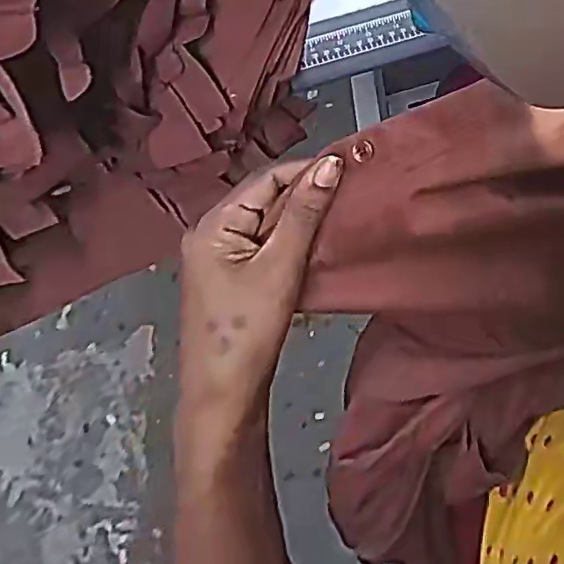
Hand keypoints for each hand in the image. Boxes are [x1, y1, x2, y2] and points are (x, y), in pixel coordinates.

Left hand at [179, 155, 341, 415]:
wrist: (224, 398)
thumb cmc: (247, 332)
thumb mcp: (281, 264)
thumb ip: (305, 210)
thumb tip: (329, 165)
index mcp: (213, 224)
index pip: (267, 178)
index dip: (307, 169)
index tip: (347, 166)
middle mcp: (212, 232)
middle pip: (267, 195)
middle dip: (308, 190)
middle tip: (351, 186)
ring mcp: (222, 254)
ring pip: (271, 218)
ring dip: (304, 213)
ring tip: (342, 207)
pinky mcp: (236, 273)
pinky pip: (269, 240)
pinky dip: (295, 235)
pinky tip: (320, 236)